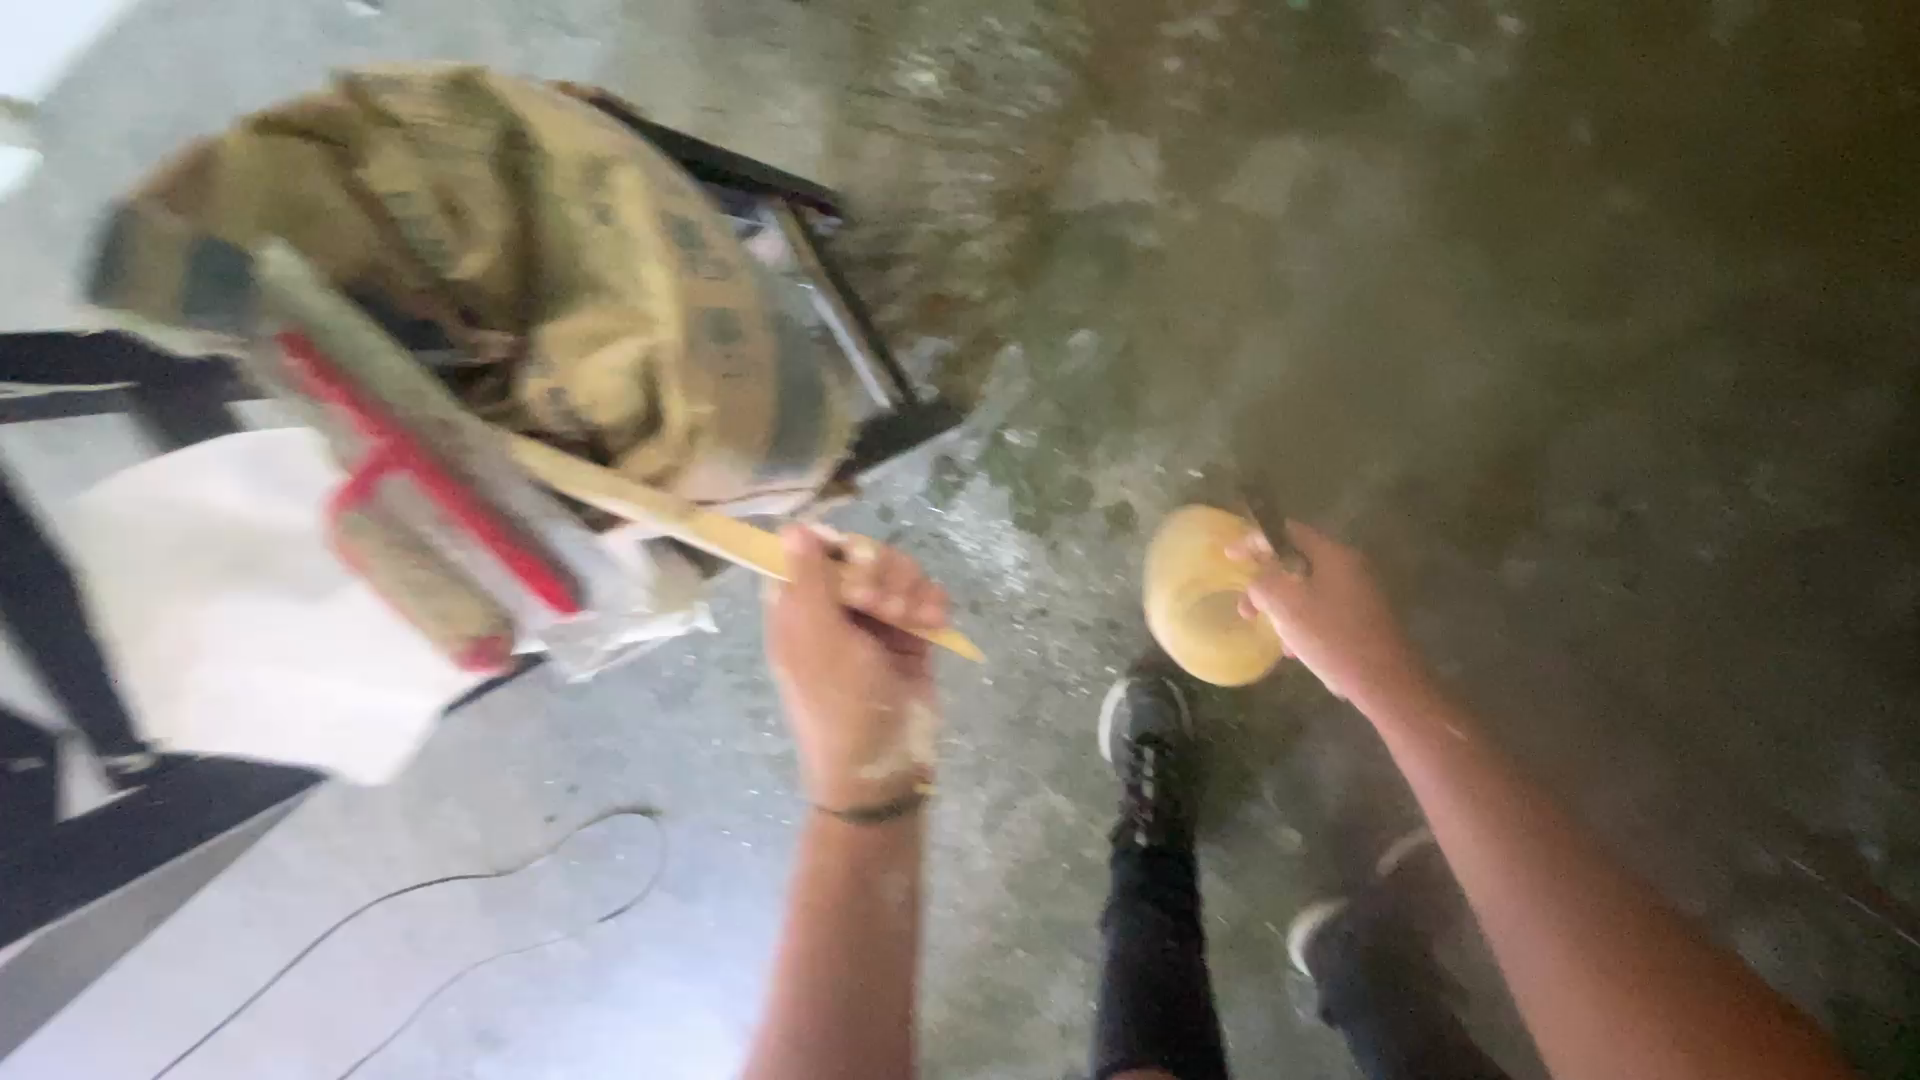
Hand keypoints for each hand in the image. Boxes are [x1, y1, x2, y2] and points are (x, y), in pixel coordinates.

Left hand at [765, 525, 948, 812]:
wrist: (884, 765)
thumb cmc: (839, 704)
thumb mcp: (817, 640)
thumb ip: (807, 579)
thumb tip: (791, 525)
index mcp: (798, 607)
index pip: (811, 550)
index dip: (835, 547)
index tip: (852, 563)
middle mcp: (835, 608)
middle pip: (862, 554)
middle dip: (880, 572)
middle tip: (883, 605)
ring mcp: (875, 621)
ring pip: (897, 571)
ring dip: (910, 589)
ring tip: (914, 620)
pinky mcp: (911, 635)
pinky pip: (925, 596)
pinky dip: (932, 605)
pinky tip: (934, 625)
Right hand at [1229, 520, 1430, 706]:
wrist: (1386, 681)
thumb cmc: (1332, 637)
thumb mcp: (1286, 606)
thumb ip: (1263, 582)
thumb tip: (1258, 580)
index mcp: (1333, 555)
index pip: (1287, 532)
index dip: (1255, 541)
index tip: (1230, 557)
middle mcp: (1350, 567)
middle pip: (1295, 563)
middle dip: (1265, 584)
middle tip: (1246, 607)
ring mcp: (1359, 593)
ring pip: (1306, 590)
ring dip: (1282, 607)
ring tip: (1269, 633)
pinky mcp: (1362, 618)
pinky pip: (1322, 609)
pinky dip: (1302, 622)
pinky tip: (1293, 649)